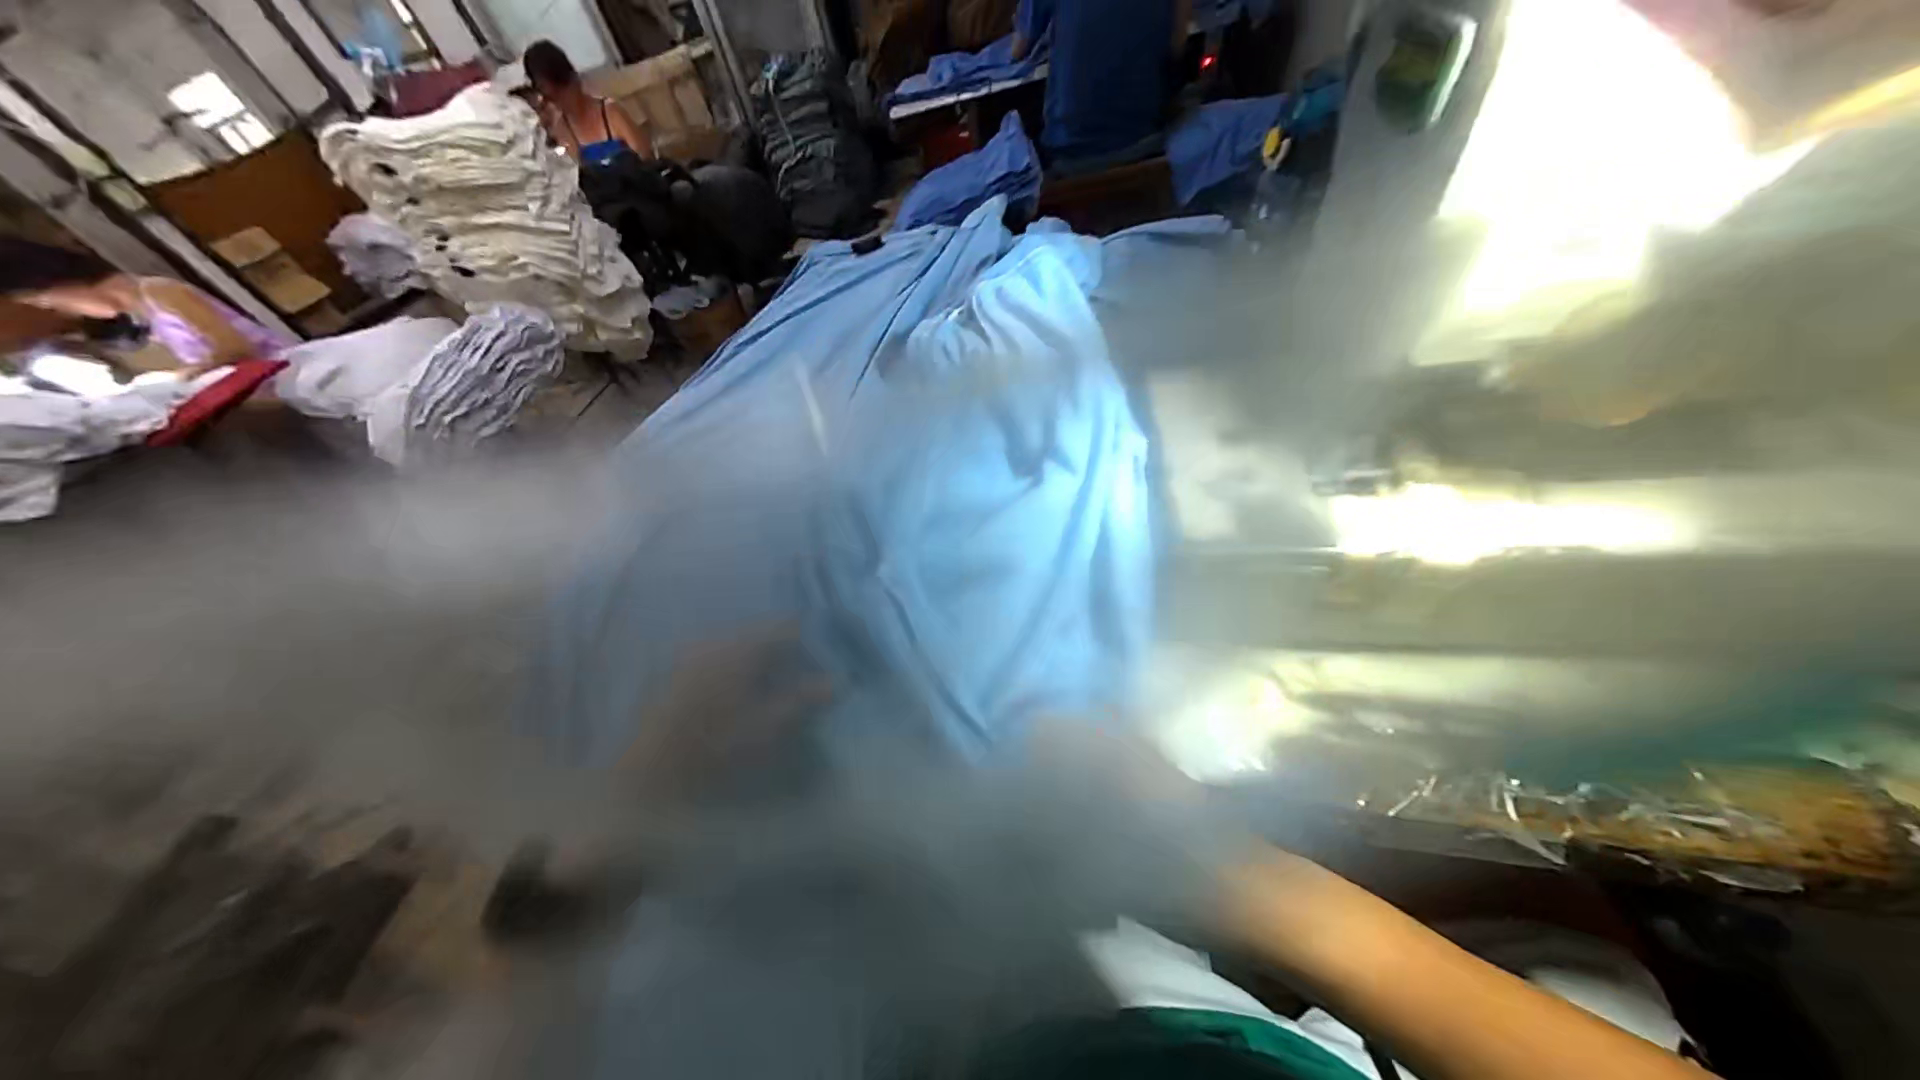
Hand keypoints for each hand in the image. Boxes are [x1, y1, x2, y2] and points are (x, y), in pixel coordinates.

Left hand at [618, 624, 831, 798]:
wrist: (649, 779)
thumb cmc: (715, 750)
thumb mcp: (768, 726)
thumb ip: (805, 699)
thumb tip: (838, 682)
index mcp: (739, 648)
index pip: (786, 628)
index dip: (812, 645)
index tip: (827, 667)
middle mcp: (714, 643)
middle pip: (764, 638)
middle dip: (789, 659)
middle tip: (807, 687)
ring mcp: (692, 659)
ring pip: (742, 652)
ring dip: (765, 670)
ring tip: (780, 699)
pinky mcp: (679, 678)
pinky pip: (722, 665)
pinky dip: (742, 678)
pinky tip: (747, 705)